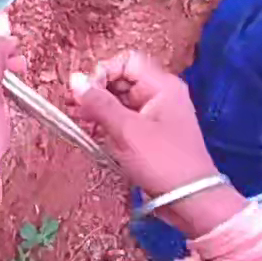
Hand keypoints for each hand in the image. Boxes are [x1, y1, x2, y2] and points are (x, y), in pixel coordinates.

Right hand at [68, 50, 216, 195]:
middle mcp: (160, 95)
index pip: (126, 61)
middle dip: (96, 91)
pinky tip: (91, 133)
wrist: (188, 199)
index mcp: (162, 86)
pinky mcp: (149, 134)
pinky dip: (107, 123)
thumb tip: (74, 80)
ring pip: (120, 101)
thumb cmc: (161, 161)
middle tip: (73, 108)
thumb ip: (99, 104)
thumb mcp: (126, 131)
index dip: (102, 73)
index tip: (86, 94)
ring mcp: (155, 115)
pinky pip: (124, 120)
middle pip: (121, 80)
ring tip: (77, 121)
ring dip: (98, 109)